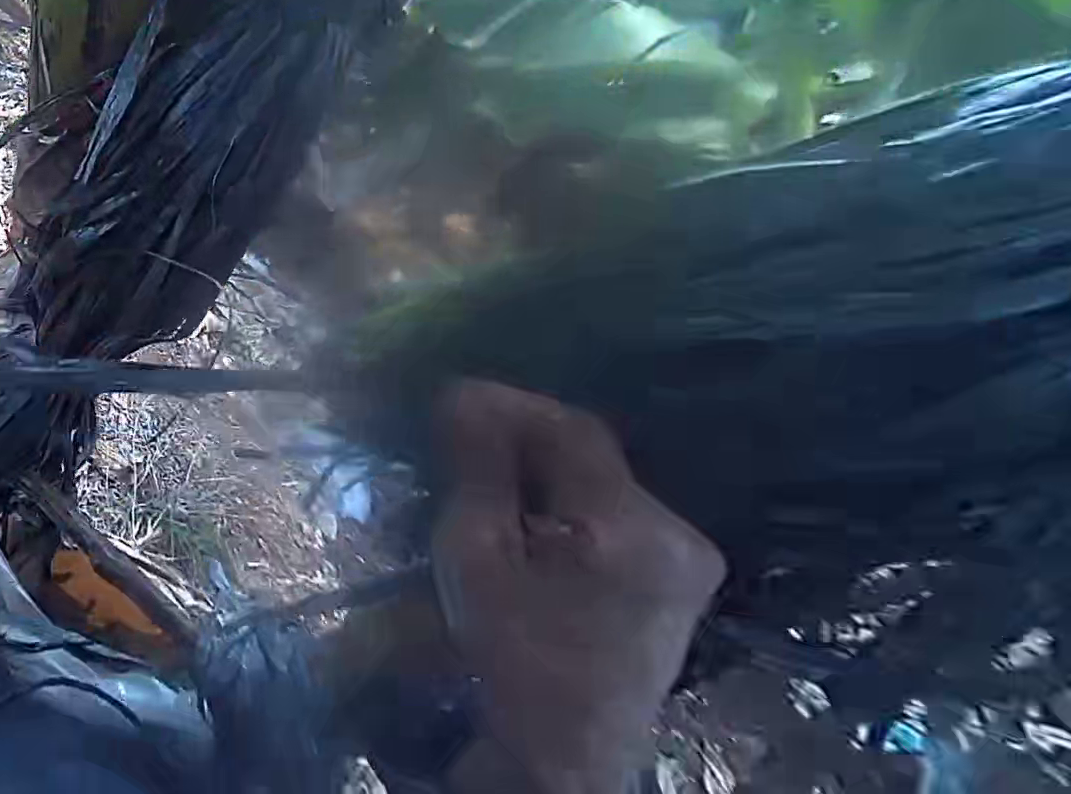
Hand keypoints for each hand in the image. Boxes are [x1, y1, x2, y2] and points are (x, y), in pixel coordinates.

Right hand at [435, 381, 723, 793]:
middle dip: (519, 430)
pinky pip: (610, 502)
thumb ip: (477, 467)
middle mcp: (676, 533)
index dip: (510, 403)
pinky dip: (561, 489)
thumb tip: (464, 392)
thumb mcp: (475, 551)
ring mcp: (687, 555)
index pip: (570, 429)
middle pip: (588, 449)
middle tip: (459, 432)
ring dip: (538, 459)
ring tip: (482, 466)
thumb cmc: (508, 649)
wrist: (564, 747)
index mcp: (628, 531)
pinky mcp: (680, 572)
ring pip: (597, 474)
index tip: (453, 398)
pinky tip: (524, 504)